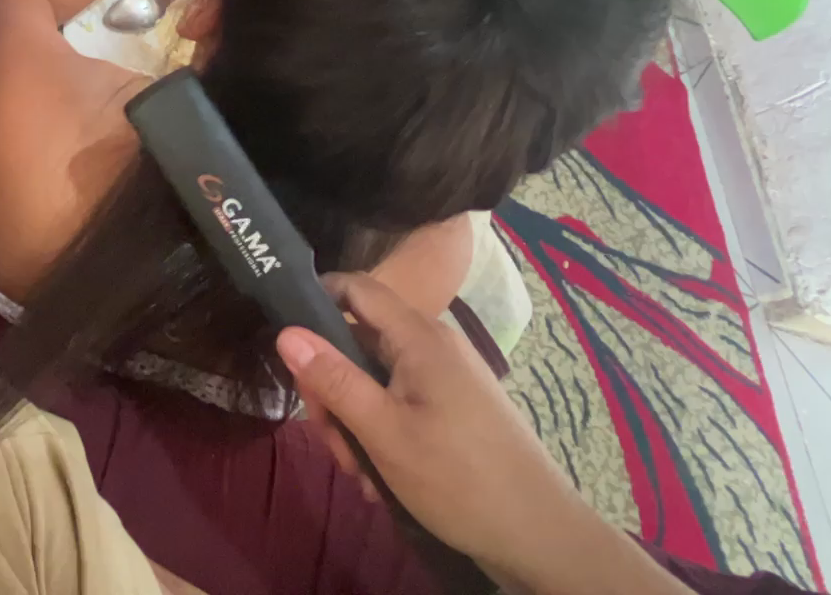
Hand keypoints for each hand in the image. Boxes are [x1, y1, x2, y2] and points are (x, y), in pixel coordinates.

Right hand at [275, 275, 621, 584]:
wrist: (545, 542)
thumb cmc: (460, 479)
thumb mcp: (383, 432)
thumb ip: (332, 379)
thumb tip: (284, 332)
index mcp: (418, 336)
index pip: (353, 288)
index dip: (313, 300)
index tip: (286, 342)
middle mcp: (431, 344)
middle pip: (356, 339)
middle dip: (330, 384)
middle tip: (327, 434)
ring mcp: (443, 376)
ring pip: (371, 376)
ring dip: (352, 416)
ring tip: (358, 468)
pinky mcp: (451, 405)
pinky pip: (396, 399)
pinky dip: (378, 429)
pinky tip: (378, 474)